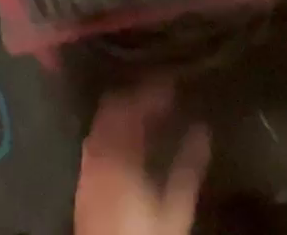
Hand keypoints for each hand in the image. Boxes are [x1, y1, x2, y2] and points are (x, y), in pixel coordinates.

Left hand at [74, 81, 210, 234]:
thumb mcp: (176, 206)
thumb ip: (189, 165)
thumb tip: (203, 129)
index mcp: (121, 151)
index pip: (132, 103)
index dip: (152, 88)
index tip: (171, 81)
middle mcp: (98, 150)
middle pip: (112, 106)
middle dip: (135, 94)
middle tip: (160, 93)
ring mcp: (86, 163)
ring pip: (101, 121)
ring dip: (122, 111)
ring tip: (146, 112)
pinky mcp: (83, 178)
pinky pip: (94, 138)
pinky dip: (111, 129)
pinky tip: (127, 139)